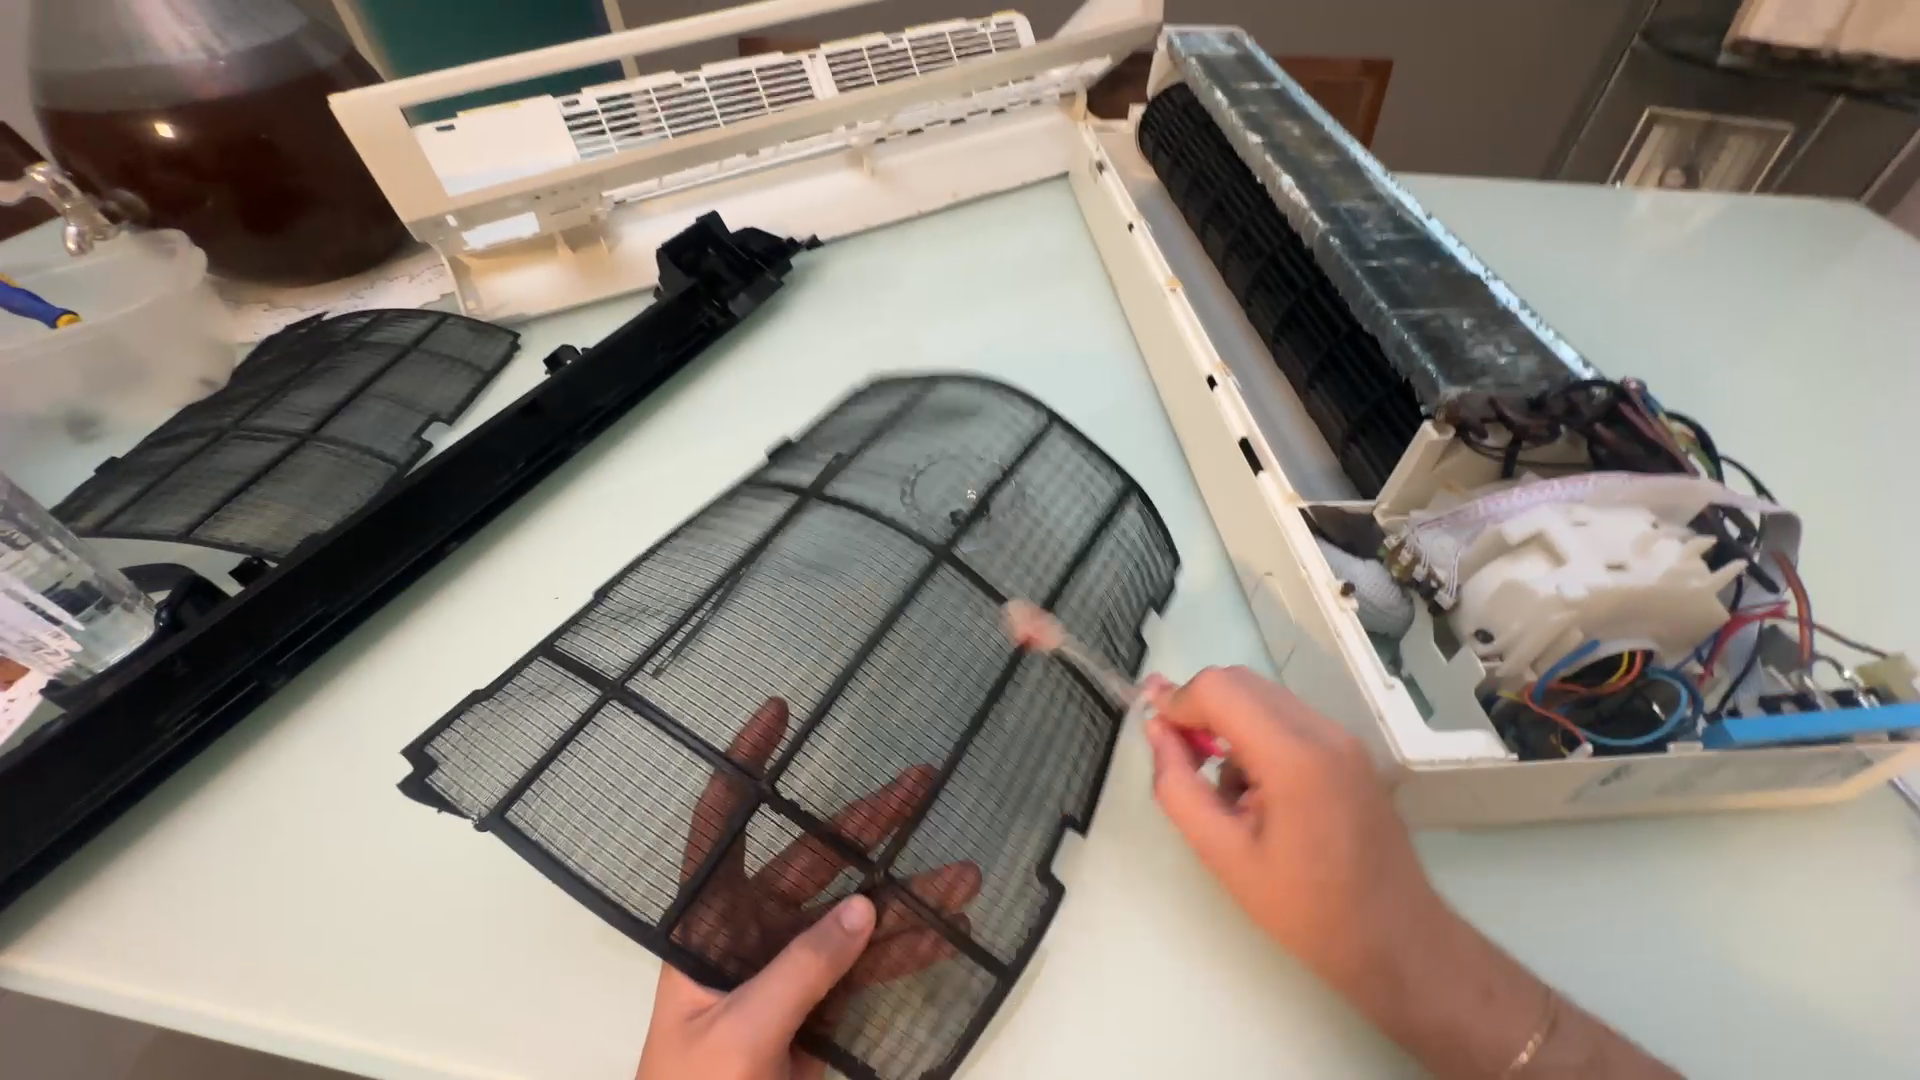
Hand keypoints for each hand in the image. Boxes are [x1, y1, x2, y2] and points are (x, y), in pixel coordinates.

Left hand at [637, 699, 980, 1079]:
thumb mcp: (735, 1037)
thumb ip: (798, 972)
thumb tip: (862, 908)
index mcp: (706, 928)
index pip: (720, 827)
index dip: (744, 766)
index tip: (778, 712)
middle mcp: (751, 933)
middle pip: (813, 857)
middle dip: (869, 819)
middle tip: (920, 781)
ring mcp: (793, 969)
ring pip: (858, 914)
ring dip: (912, 894)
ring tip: (964, 873)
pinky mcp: (824, 1007)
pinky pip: (874, 969)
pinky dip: (913, 952)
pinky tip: (951, 932)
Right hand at [1142, 667, 1440, 984]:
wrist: (1399, 942)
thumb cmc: (1306, 909)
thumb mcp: (1223, 855)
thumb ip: (1178, 787)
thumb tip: (1157, 731)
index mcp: (1294, 757)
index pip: (1218, 688)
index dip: (1177, 701)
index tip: (1157, 734)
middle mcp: (1323, 732)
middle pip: (1239, 681)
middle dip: (1199, 708)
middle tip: (1180, 756)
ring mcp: (1342, 737)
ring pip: (1261, 695)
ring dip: (1226, 722)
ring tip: (1222, 787)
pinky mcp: (1350, 749)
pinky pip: (1285, 717)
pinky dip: (1255, 734)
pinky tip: (1257, 791)